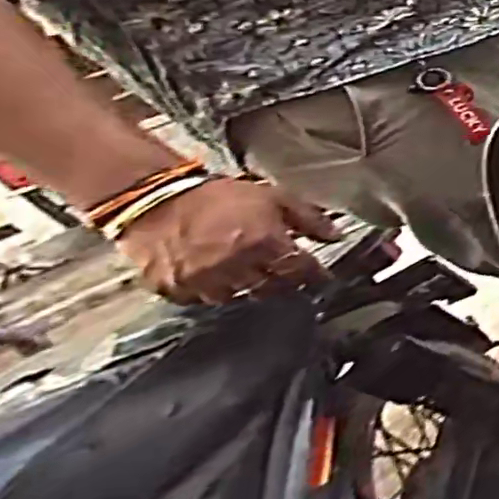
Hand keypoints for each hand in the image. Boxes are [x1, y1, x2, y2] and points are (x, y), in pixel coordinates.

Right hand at [115, 179, 337, 304]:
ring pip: (237, 297)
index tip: (323, 278)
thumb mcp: (278, 198)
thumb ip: (310, 219)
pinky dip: (217, 293)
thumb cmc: (227, 197)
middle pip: (270, 287)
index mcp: (263, 243)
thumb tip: (336, 236)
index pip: (297, 269)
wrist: (162, 202)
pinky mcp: (172, 288)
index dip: (314, 275)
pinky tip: (225, 282)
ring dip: (252, 289)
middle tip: (293, 277)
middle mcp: (234, 266)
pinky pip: (201, 301)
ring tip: (261, 279)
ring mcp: (200, 281)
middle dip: (286, 283)